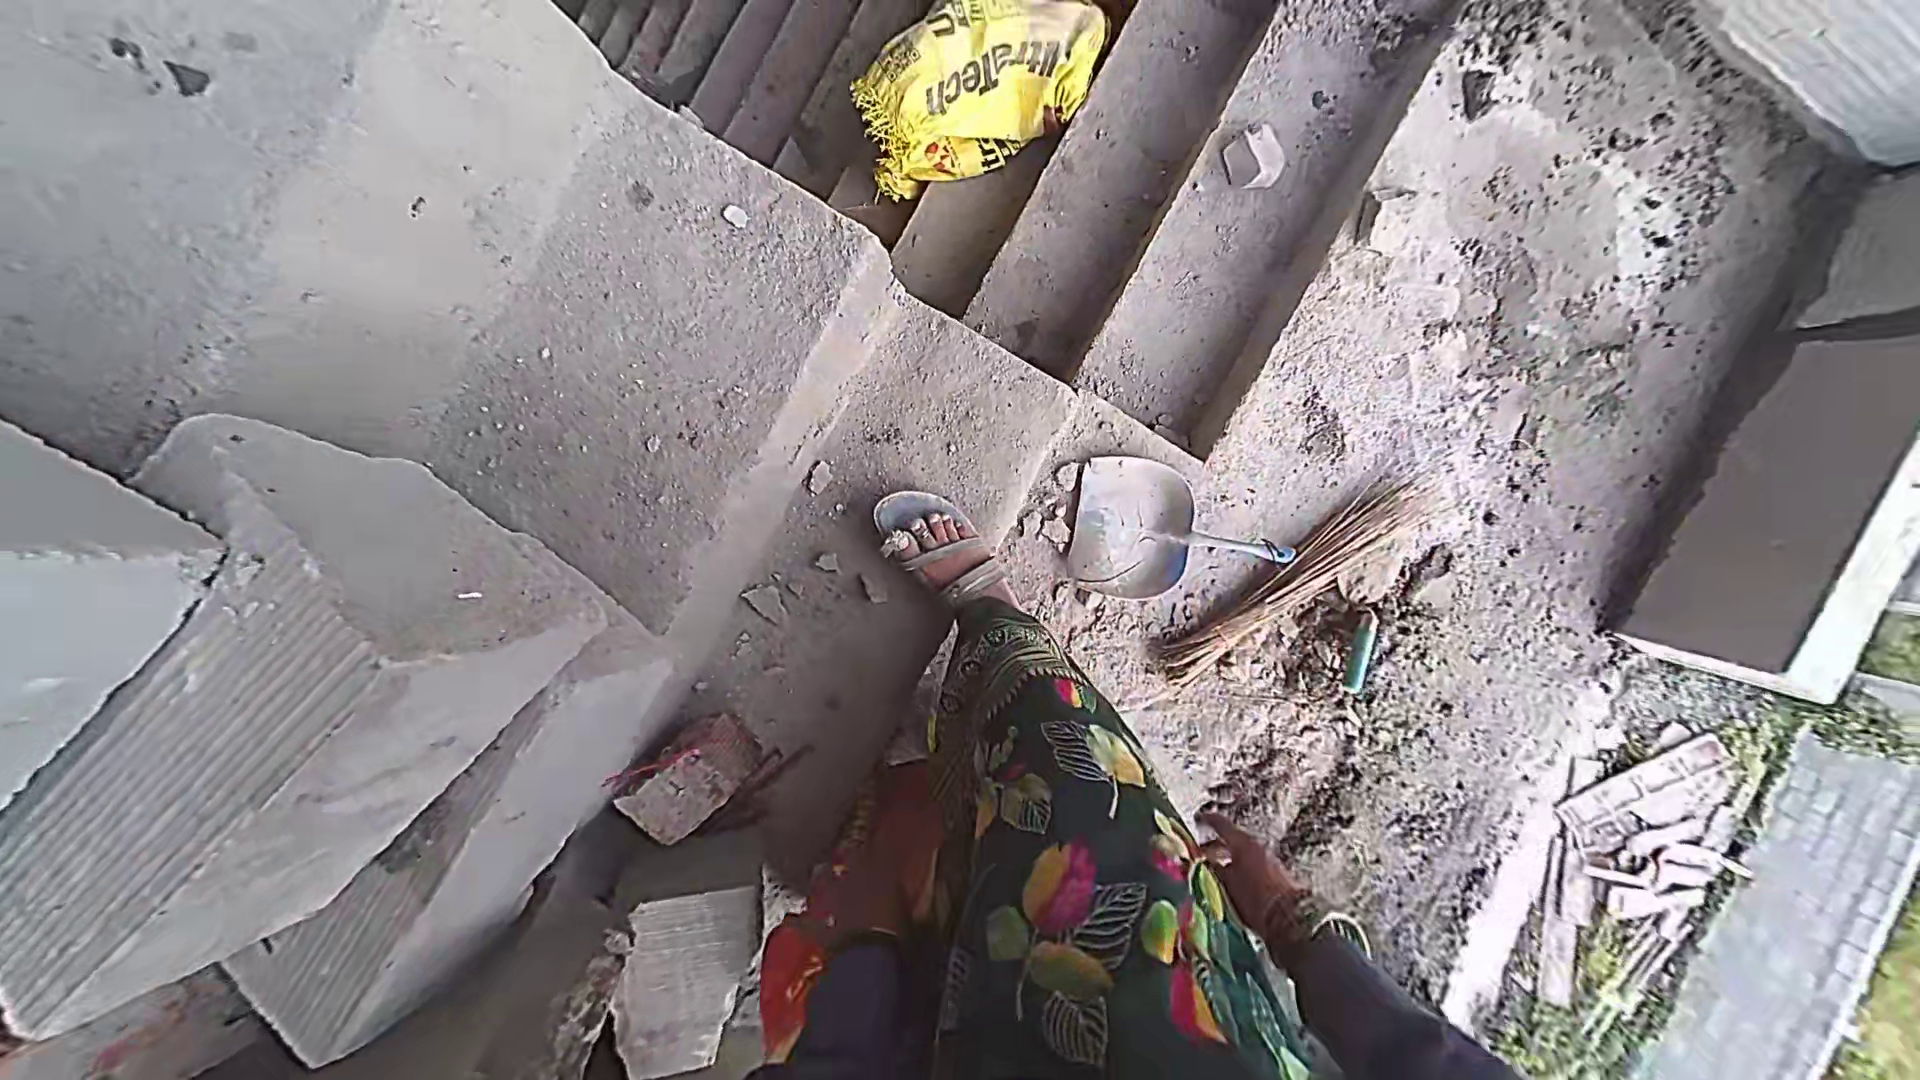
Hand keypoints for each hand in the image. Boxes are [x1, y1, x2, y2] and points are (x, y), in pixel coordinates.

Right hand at [1196, 811, 1312, 947]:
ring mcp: (1270, 861)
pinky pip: (1253, 866)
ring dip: (1229, 859)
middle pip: (1232, 840)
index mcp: (1243, 843)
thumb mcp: (1227, 884)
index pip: (1221, 824)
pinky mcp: (1278, 877)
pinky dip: (1241, 869)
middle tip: (1202, 854)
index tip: (1199, 819)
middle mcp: (1258, 847)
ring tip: (1216, 872)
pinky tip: (1234, 883)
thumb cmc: (1256, 899)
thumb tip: (1205, 863)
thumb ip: (1214, 870)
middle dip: (1216, 846)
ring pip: (1243, 854)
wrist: (1293, 921)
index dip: (1207, 821)